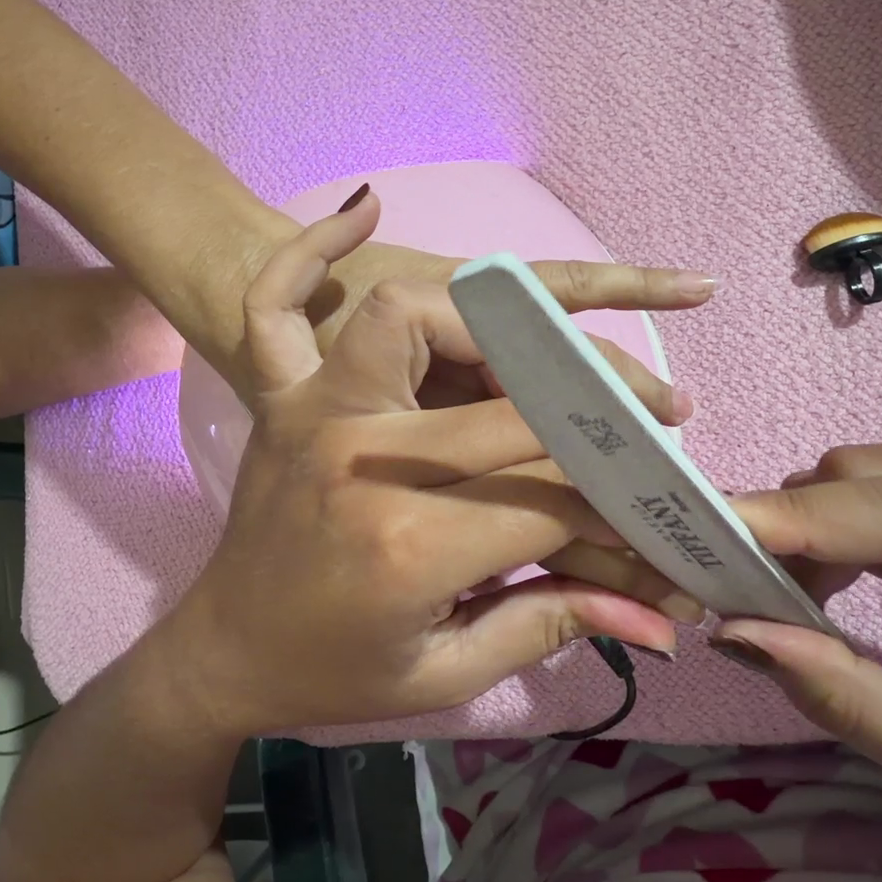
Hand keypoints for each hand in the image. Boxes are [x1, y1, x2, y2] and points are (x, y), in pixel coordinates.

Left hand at [158, 193, 698, 736]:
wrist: (222, 650)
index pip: (550, 495)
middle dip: (595, 413)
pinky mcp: (280, 396)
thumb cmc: (333, 671)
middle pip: (510, 405)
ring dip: (483, 318)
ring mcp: (312, 413)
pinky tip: (367, 209)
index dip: (618, 503)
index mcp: (407, 544)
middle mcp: (361, 459)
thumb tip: (658, 612)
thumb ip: (551, 625)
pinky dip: (311, 250)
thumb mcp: (445, 672)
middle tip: (646, 421)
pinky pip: (277, 303)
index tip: (658, 511)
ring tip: (539, 351)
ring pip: (407, 315)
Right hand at [720, 446, 881, 830]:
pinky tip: (828, 575)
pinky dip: (825, 520)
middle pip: (875, 475)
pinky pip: (872, 480)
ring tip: (789, 595)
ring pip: (863, 468)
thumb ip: (852, 702)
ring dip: (803, 522)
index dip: (807, 518)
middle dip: (790, 523)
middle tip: (739, 591)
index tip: (710, 537)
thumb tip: (734, 632)